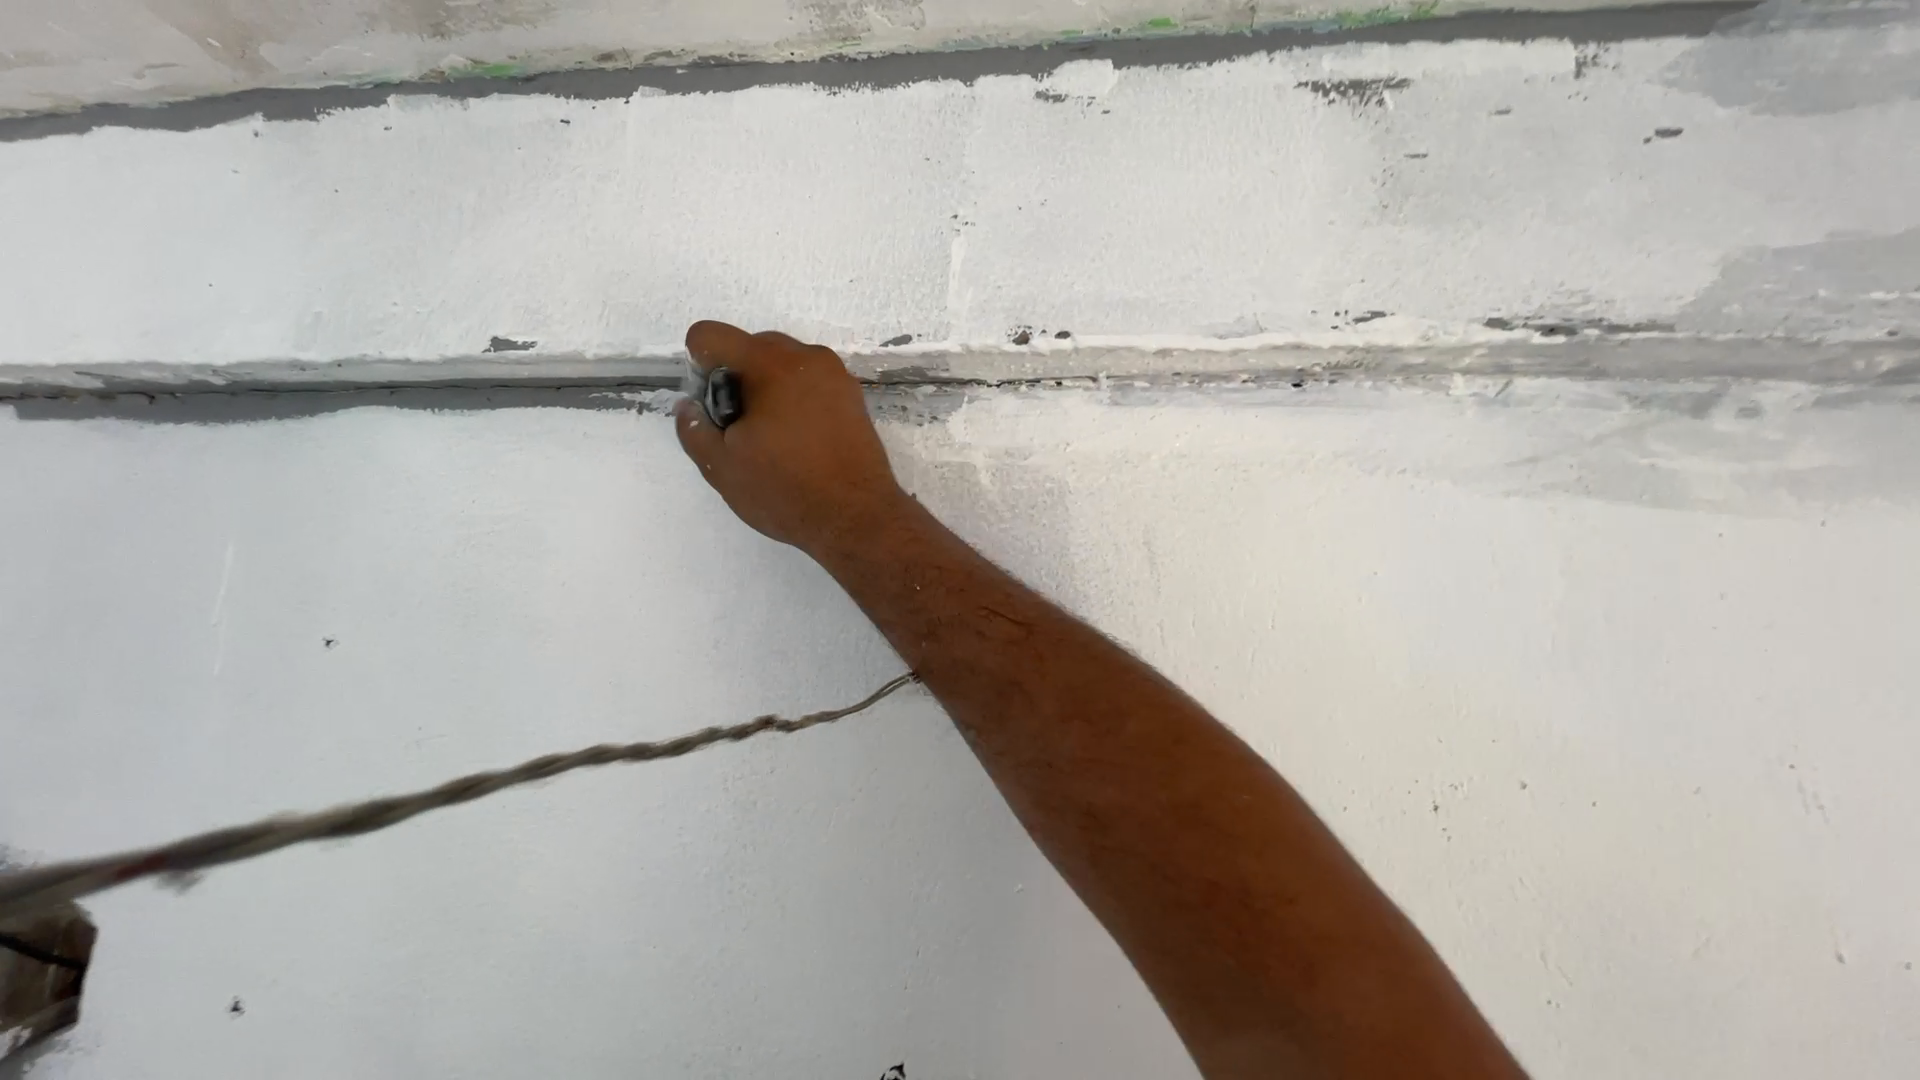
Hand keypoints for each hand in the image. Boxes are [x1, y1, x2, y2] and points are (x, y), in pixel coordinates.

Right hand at [674, 321, 907, 554]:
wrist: (857, 517)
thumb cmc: (786, 490)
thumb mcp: (723, 468)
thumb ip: (695, 429)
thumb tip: (690, 406)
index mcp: (769, 364)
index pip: (712, 336)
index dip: (698, 366)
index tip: (712, 407)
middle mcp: (807, 357)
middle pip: (752, 347)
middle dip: (737, 379)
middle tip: (742, 429)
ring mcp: (837, 376)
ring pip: (786, 365)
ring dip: (769, 390)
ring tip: (773, 439)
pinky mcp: (854, 398)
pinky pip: (813, 384)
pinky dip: (798, 401)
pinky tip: (800, 443)